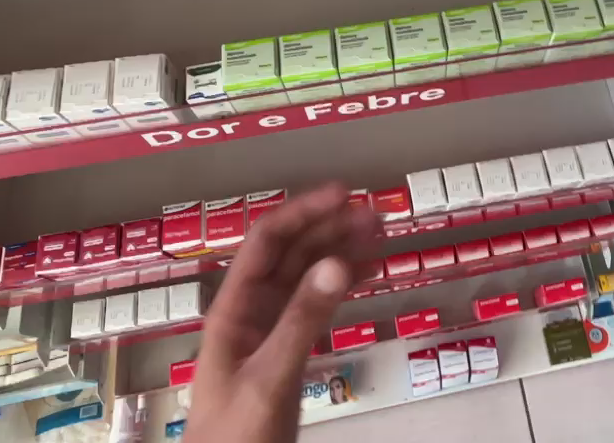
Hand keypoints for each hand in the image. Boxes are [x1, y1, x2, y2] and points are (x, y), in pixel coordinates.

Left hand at [184, 185, 379, 442]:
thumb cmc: (236, 435)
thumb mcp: (270, 377)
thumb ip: (302, 320)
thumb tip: (339, 260)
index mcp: (234, 305)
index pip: (268, 240)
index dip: (304, 211)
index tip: (343, 194)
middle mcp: (252, 308)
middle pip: (292, 252)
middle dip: (331, 227)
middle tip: (375, 215)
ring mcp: (269, 329)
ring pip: (307, 275)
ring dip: (340, 251)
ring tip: (380, 236)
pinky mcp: (287, 351)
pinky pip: (316, 305)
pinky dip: (342, 286)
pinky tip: (368, 275)